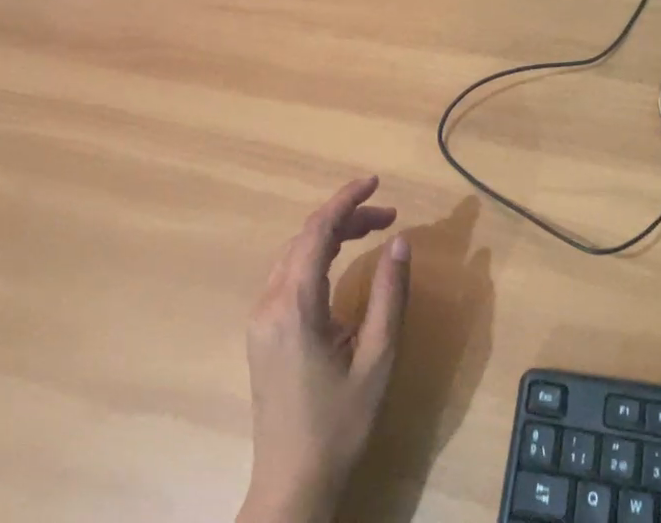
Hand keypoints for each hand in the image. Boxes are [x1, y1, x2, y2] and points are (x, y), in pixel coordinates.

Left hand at [239, 176, 410, 522]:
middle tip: (389, 214)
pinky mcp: (262, 332)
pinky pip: (287, 275)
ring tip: (373, 230)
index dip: (346, 200)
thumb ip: (388, 295)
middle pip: (303, 238)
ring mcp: (260, 319)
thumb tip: (401, 242)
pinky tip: (340, 262)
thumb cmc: (341, 421)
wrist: (294, 479)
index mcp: (294, 306)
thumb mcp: (377, 358)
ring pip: (292, 255)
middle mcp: (268, 304)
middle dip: (345, 217)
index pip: (317, 232)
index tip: (376, 181)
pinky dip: (316, 256)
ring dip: (330, 235)